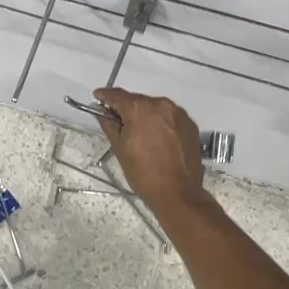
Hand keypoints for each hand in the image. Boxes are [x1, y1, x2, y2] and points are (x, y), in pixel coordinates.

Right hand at [92, 87, 208, 213]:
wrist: (177, 192)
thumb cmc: (142, 172)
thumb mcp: (119, 148)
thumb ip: (109, 123)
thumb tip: (101, 110)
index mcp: (139, 108)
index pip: (117, 95)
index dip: (105, 95)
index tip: (98, 98)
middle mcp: (160, 104)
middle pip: (138, 100)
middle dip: (127, 108)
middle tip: (119, 122)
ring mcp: (178, 113)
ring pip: (155, 108)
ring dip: (146, 115)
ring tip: (141, 133)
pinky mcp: (190, 124)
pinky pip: (170, 117)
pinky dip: (161, 122)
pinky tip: (159, 138)